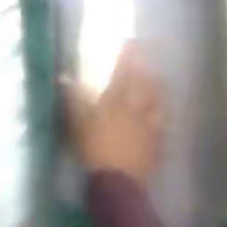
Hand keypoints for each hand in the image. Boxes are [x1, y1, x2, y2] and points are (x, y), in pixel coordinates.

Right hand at [66, 41, 166, 184]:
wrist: (117, 182)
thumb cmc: (93, 147)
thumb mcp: (76, 122)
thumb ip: (72, 99)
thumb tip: (64, 77)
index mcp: (117, 102)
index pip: (124, 74)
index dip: (129, 58)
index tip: (132, 43)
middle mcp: (137, 111)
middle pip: (147, 87)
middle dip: (147, 72)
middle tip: (149, 61)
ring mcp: (150, 128)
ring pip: (158, 105)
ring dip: (159, 92)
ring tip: (160, 83)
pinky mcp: (157, 145)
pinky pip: (162, 125)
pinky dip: (162, 116)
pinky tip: (162, 116)